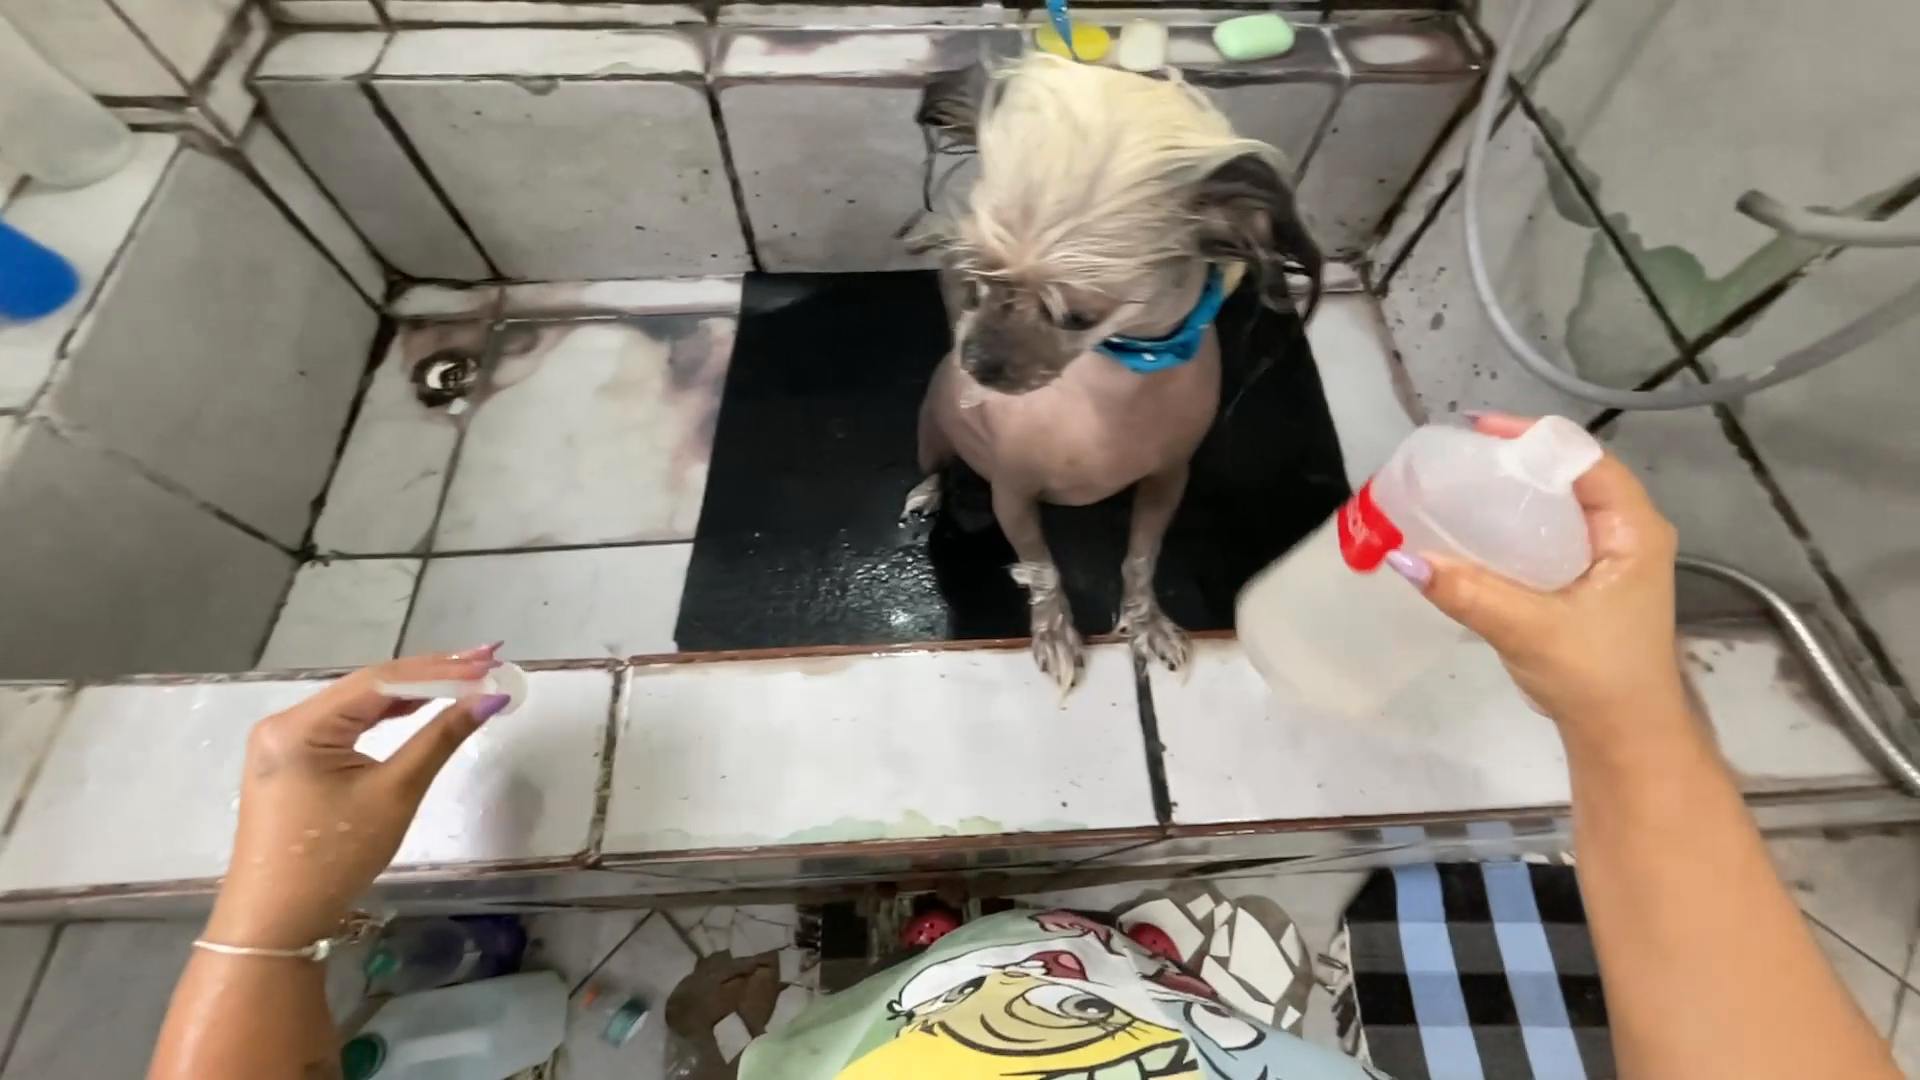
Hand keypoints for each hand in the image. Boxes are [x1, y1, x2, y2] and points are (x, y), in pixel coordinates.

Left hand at [204, 648, 512, 950]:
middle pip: (373, 684)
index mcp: (299, 728)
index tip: (490, 664)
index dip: (441, 670)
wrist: (277, 920)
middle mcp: (288, 723)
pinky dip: (395, 710)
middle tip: (488, 661)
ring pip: (366, 699)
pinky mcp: (300, 757)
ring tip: (470, 675)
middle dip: (434, 672)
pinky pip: (355, 720)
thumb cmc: (334, 856)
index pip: (382, 682)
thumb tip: (492, 698)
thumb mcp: (396, 791)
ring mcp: (290, 740)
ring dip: (419, 688)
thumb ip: (443, 736)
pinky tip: (427, 701)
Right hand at [1390, 414, 1687, 737]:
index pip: (1584, 459)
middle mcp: (1620, 534)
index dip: (1530, 436)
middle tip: (1450, 460)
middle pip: (1564, 476)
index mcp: (1631, 531)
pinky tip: (1465, 532)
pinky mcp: (1577, 581)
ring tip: (1449, 488)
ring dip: (1503, 494)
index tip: (1474, 430)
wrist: (1622, 731)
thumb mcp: (1529, 628)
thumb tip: (1399, 557)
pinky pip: (1537, 535)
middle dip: (1508, 462)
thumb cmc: (1595, 673)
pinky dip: (1502, 525)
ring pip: (1550, 506)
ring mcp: (1600, 558)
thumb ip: (1467, 591)